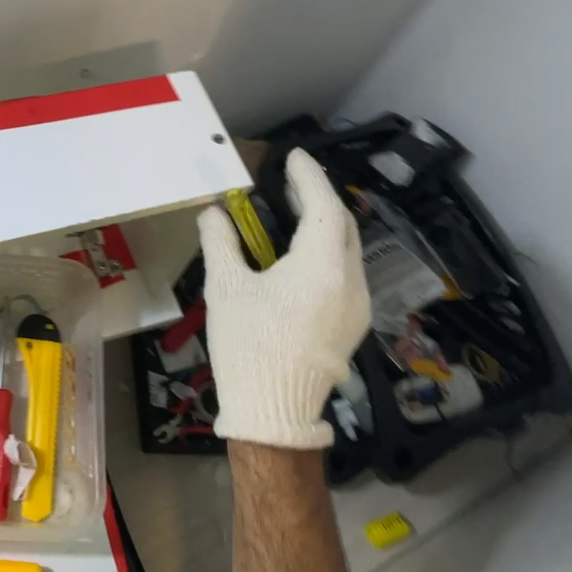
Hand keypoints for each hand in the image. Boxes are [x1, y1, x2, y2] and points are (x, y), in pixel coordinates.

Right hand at [199, 149, 369, 449]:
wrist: (274, 414)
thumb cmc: (249, 346)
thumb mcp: (226, 288)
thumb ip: (221, 242)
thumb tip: (214, 212)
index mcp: (321, 268)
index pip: (324, 206)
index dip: (309, 177)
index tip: (293, 157)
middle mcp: (351, 283)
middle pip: (343, 225)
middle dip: (319, 198)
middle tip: (290, 182)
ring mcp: (357, 307)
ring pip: (348, 250)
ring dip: (325, 225)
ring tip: (293, 212)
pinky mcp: (352, 325)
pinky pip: (346, 272)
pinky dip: (327, 251)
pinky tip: (301, 255)